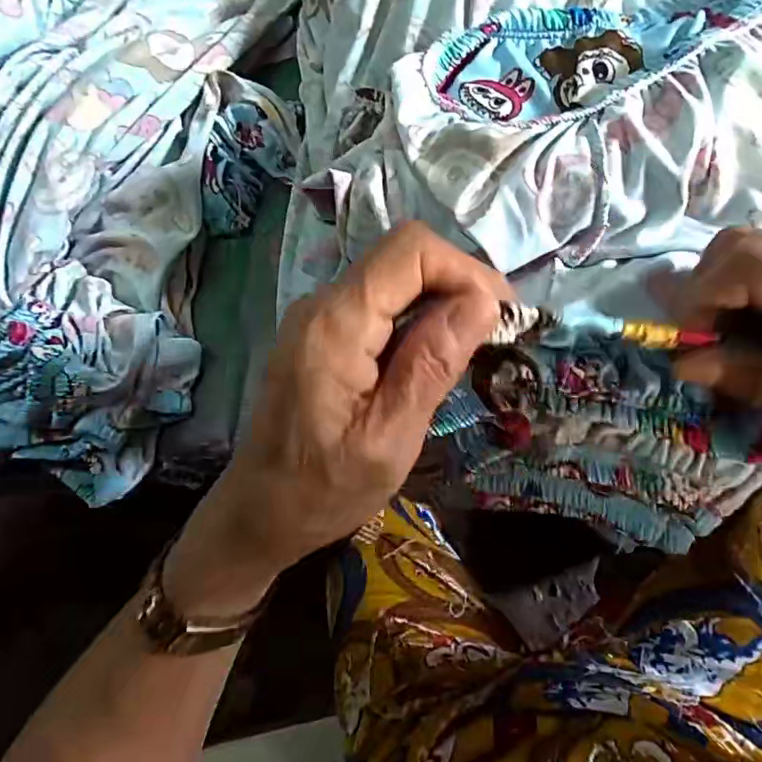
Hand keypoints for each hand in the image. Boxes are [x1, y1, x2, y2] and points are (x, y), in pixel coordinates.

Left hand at [166, 223, 511, 613]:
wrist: (259, 511)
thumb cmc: (323, 490)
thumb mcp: (389, 439)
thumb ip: (432, 365)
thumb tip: (484, 301)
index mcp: (336, 324)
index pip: (410, 251)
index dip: (466, 270)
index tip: (502, 316)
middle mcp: (321, 304)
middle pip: (402, 257)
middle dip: (459, 284)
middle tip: (495, 336)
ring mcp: (317, 316)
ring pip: (393, 277)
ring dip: (440, 301)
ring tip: (471, 349)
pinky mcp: (320, 333)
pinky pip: (378, 303)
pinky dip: (415, 317)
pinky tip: (431, 357)